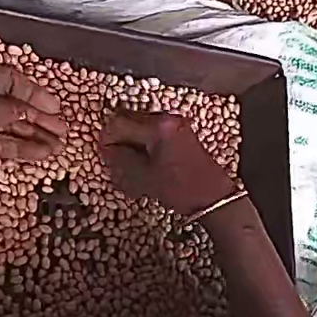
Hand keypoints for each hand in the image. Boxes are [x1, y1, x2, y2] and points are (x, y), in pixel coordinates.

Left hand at [0, 61, 66, 227]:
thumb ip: (7, 110)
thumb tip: (30, 112)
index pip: (6, 78)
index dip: (33, 92)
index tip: (55, 107)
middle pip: (9, 103)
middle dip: (37, 116)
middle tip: (61, 128)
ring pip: (6, 126)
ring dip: (32, 134)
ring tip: (57, 144)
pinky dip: (20, 149)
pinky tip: (40, 153)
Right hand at [100, 110, 237, 215]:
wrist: (214, 197)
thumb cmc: (181, 189)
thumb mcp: (145, 177)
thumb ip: (122, 159)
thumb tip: (107, 147)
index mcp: (158, 127)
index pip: (120, 123)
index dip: (107, 138)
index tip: (103, 153)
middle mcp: (167, 118)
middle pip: (130, 119)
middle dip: (118, 137)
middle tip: (113, 158)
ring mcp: (176, 124)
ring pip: (141, 125)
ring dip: (130, 140)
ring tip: (128, 163)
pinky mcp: (180, 132)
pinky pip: (153, 131)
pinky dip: (144, 142)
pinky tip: (143, 161)